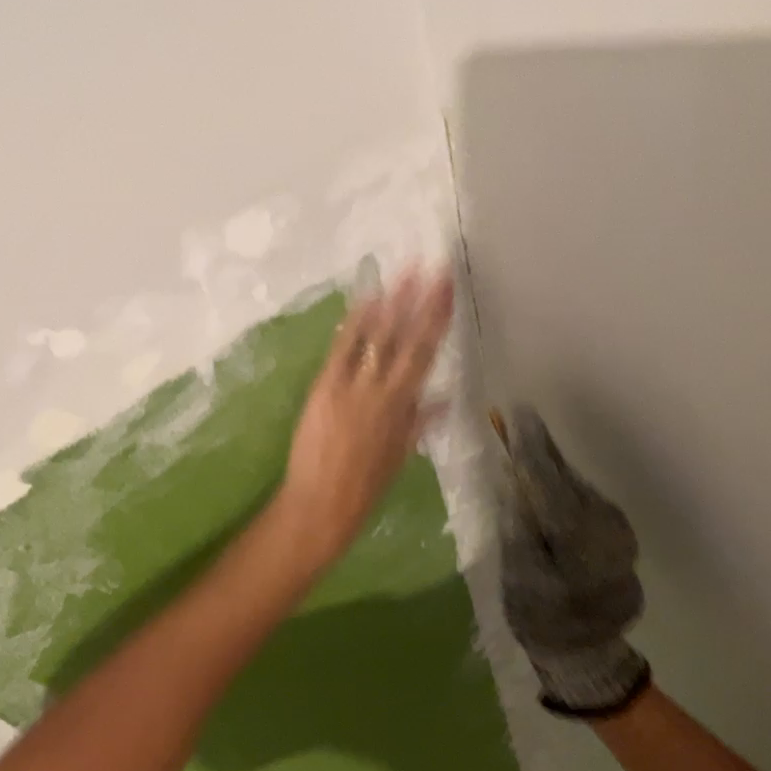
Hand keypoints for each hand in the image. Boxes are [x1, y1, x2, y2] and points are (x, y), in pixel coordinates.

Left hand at [275, 268, 455, 566]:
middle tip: (435, 265)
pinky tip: (366, 297)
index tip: (448, 291)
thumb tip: (441, 399)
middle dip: (422, 301)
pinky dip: (355, 323)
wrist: (322, 505)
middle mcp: (383, 392)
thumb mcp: (400, 456)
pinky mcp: (324, 389)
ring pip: (378, 339)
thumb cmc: (364, 488)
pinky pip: (343, 350)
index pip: (427, 356)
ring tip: (405, 269)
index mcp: (405, 409)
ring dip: (392, 302)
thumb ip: (419, 423)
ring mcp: (353, 388)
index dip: (439, 321)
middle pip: (407, 339)